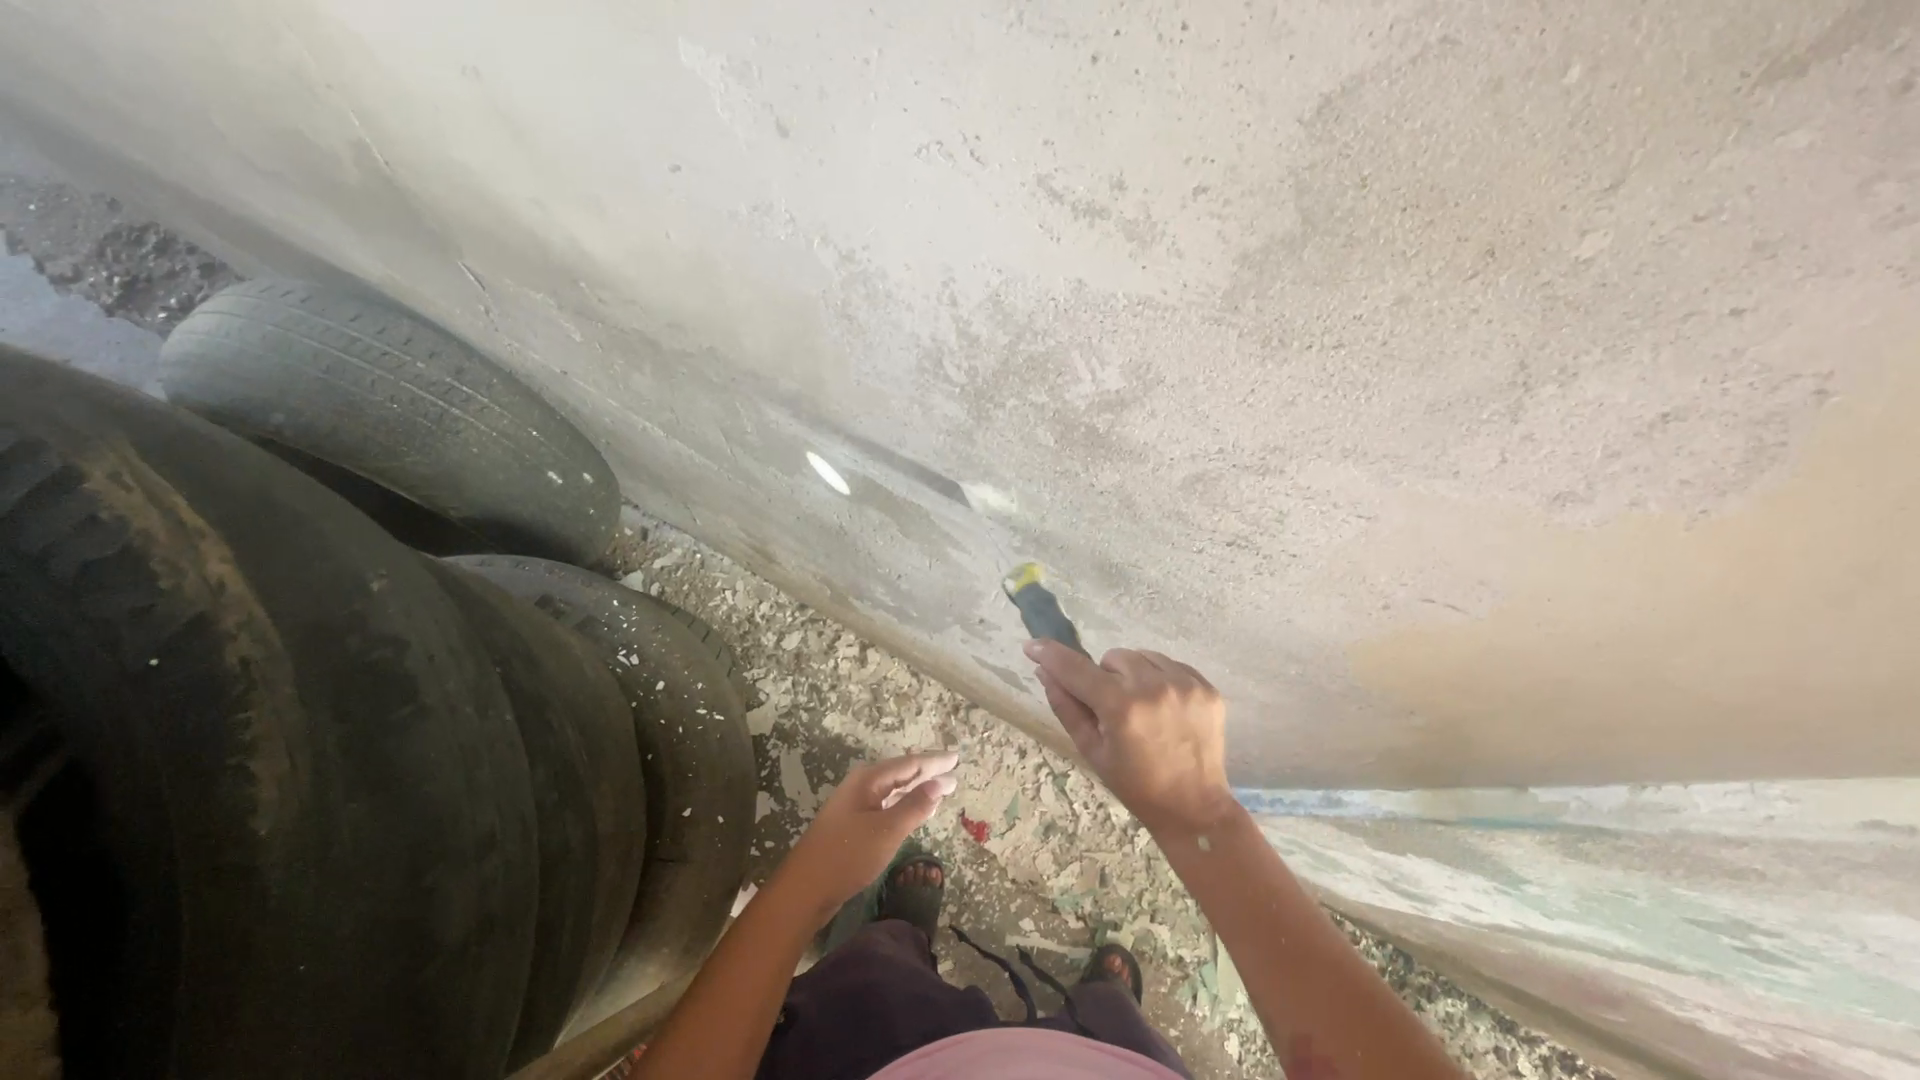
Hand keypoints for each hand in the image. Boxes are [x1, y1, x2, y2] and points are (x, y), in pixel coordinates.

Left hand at [774, 751, 959, 924]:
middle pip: (900, 773)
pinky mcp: (853, 826)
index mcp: (868, 780)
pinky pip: (886, 806)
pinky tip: (916, 811)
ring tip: (941, 788)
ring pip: (893, 790)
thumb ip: (915, 806)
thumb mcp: (887, 830)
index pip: (909, 764)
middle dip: (927, 772)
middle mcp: (860, 787)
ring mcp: (855, 807)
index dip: (934, 761)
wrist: (805, 890)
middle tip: (953, 770)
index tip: (956, 758)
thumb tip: (940, 783)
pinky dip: (904, 805)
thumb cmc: (848, 856)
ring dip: (917, 789)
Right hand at [1025, 640, 1234, 835]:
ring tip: (1140, 706)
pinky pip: (1171, 664)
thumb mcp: (1092, 750)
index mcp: (1121, 707)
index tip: (1032, 646)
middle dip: (1105, 677)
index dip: (1051, 654)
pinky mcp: (1206, 687)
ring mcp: (1184, 685)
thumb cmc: (1136, 785)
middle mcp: (1154, 687)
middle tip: (1111, 708)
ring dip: (1132, 674)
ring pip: (1142, 656)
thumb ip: (1066, 707)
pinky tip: (1163, 707)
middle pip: (1112, 657)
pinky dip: (1159, 678)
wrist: (1194, 806)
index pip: (1076, 669)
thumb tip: (1044, 671)